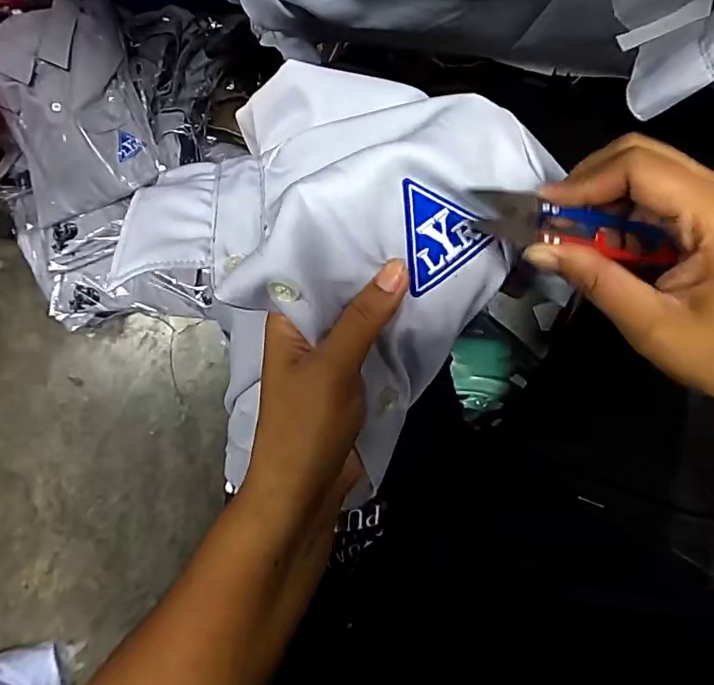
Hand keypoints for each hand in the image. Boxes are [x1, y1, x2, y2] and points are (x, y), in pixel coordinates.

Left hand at [240, 259, 409, 518]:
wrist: (305, 495)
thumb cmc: (303, 426)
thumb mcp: (333, 366)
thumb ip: (364, 318)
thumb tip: (397, 266)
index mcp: (288, 320)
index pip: (312, 268)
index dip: (343, 244)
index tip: (379, 218)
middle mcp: (308, 330)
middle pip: (341, 291)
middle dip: (372, 270)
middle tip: (413, 233)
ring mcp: (332, 353)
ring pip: (361, 316)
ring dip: (387, 298)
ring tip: (425, 260)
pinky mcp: (354, 374)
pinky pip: (375, 341)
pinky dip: (394, 327)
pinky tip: (422, 306)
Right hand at [522, 134, 713, 422]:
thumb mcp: (653, 326)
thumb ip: (595, 279)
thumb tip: (539, 248)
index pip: (639, 167)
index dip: (585, 181)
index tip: (545, 208)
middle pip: (643, 155)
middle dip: (591, 180)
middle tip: (557, 216)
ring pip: (650, 168)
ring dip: (606, 194)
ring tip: (578, 232)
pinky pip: (662, 190)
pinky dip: (626, 207)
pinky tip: (612, 241)